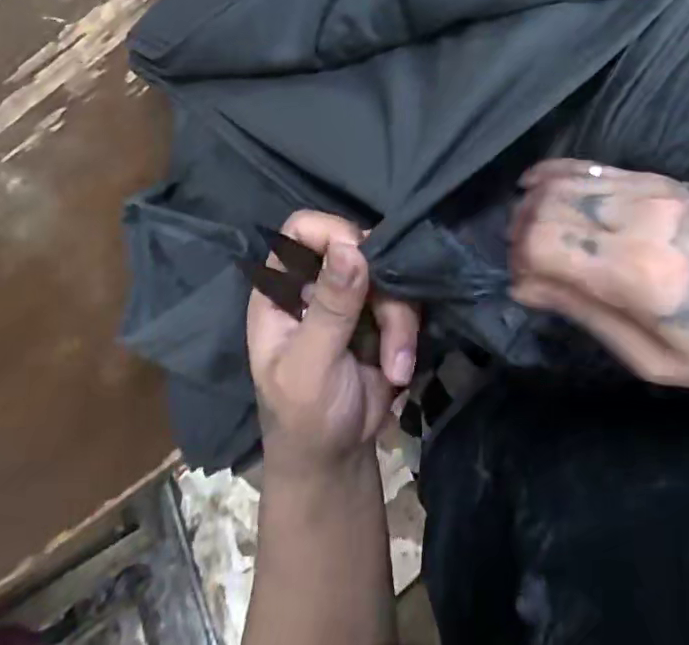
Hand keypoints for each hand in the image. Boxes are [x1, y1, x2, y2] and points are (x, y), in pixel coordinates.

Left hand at [247, 211, 420, 478]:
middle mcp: (314, 282)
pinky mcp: (380, 314)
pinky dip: (408, 334)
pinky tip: (399, 369)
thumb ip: (330, 308)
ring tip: (395, 367)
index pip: (301, 230)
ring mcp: (349, 297)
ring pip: (388, 276)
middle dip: (381, 291)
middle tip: (392, 329)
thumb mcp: (311, 365)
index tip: (361, 259)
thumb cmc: (304, 415)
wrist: (336, 459)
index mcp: (280, 288)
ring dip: (399, 322)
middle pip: (357, 248)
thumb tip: (349, 246)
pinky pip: (405, 300)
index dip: (332, 233)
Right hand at [510, 159, 688, 405]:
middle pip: (542, 207)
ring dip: (533, 207)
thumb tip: (522, 283)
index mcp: (639, 273)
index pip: (539, 244)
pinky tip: (540, 191)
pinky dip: (556, 177)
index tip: (525, 288)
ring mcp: (653, 190)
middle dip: (518, 234)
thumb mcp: (653, 361)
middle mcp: (641, 217)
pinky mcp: (662, 179)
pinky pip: (590, 166)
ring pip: (560, 181)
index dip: (517, 265)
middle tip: (527, 265)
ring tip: (534, 235)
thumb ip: (582, 312)